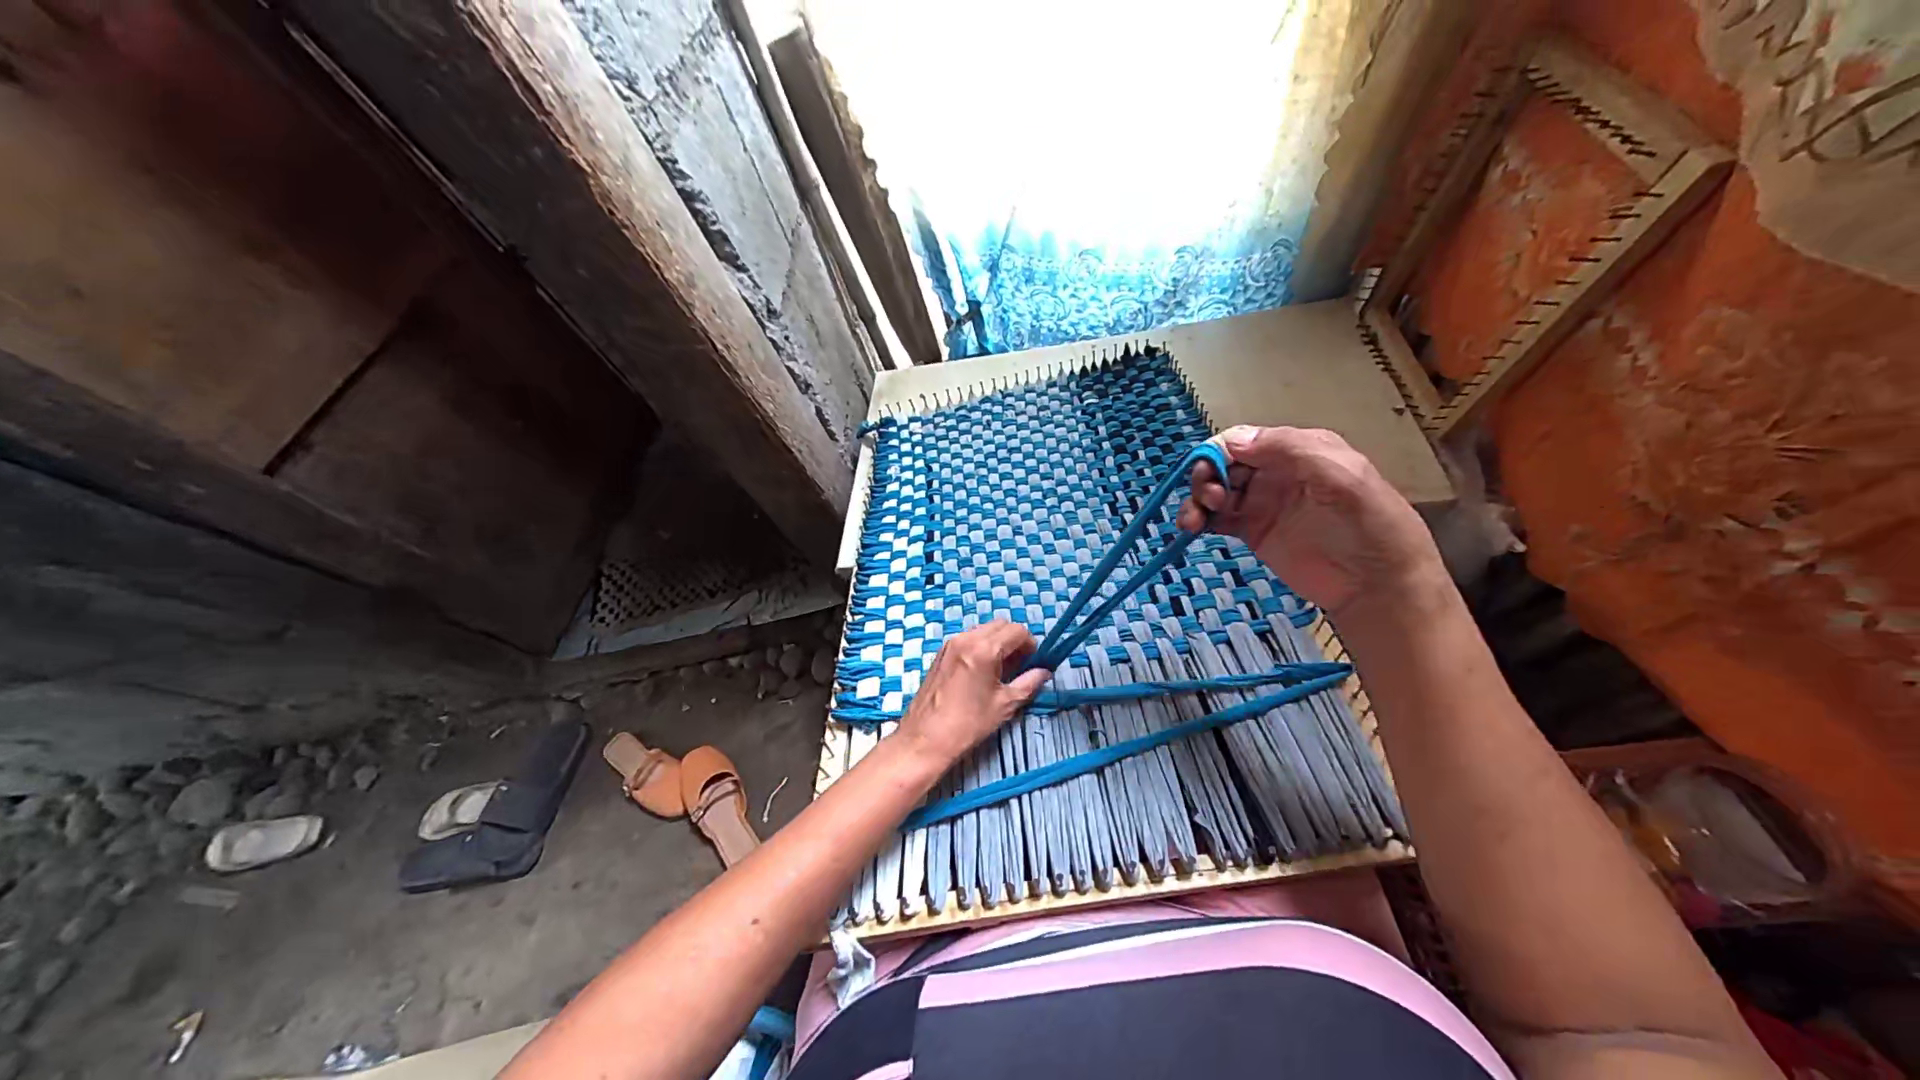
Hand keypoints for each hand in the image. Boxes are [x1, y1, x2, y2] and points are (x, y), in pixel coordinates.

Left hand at [894, 621, 1050, 767]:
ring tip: (1000, 671)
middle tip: (1019, 666)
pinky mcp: (940, 653)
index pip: (1017, 631)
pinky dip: (980, 647)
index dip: (1030, 645)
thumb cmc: (968, 724)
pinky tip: (981, 672)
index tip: (1033, 663)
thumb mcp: (1005, 704)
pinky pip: (968, 639)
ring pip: (983, 631)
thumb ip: (1028, 683)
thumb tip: (1043, 672)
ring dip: (997, 643)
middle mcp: (966, 639)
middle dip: (1014, 641)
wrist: (925, 738)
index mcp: (984, 649)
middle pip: (1000, 626)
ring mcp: (950, 644)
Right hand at [1177, 426, 1447, 621]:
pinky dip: (1199, 520)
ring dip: (1197, 499)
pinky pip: (1216, 518)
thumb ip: (1291, 451)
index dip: (1220, 451)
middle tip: (1209, 499)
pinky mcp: (1252, 532)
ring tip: (1192, 521)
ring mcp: (1262, 503)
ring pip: (1215, 490)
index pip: (1245, 440)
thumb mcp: (1341, 475)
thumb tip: (1232, 441)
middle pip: (1224, 463)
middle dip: (1206, 476)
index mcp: (1297, 450)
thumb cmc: (1368, 525)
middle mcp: (1275, 472)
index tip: (1211, 473)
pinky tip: (1191, 529)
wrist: (1378, 584)